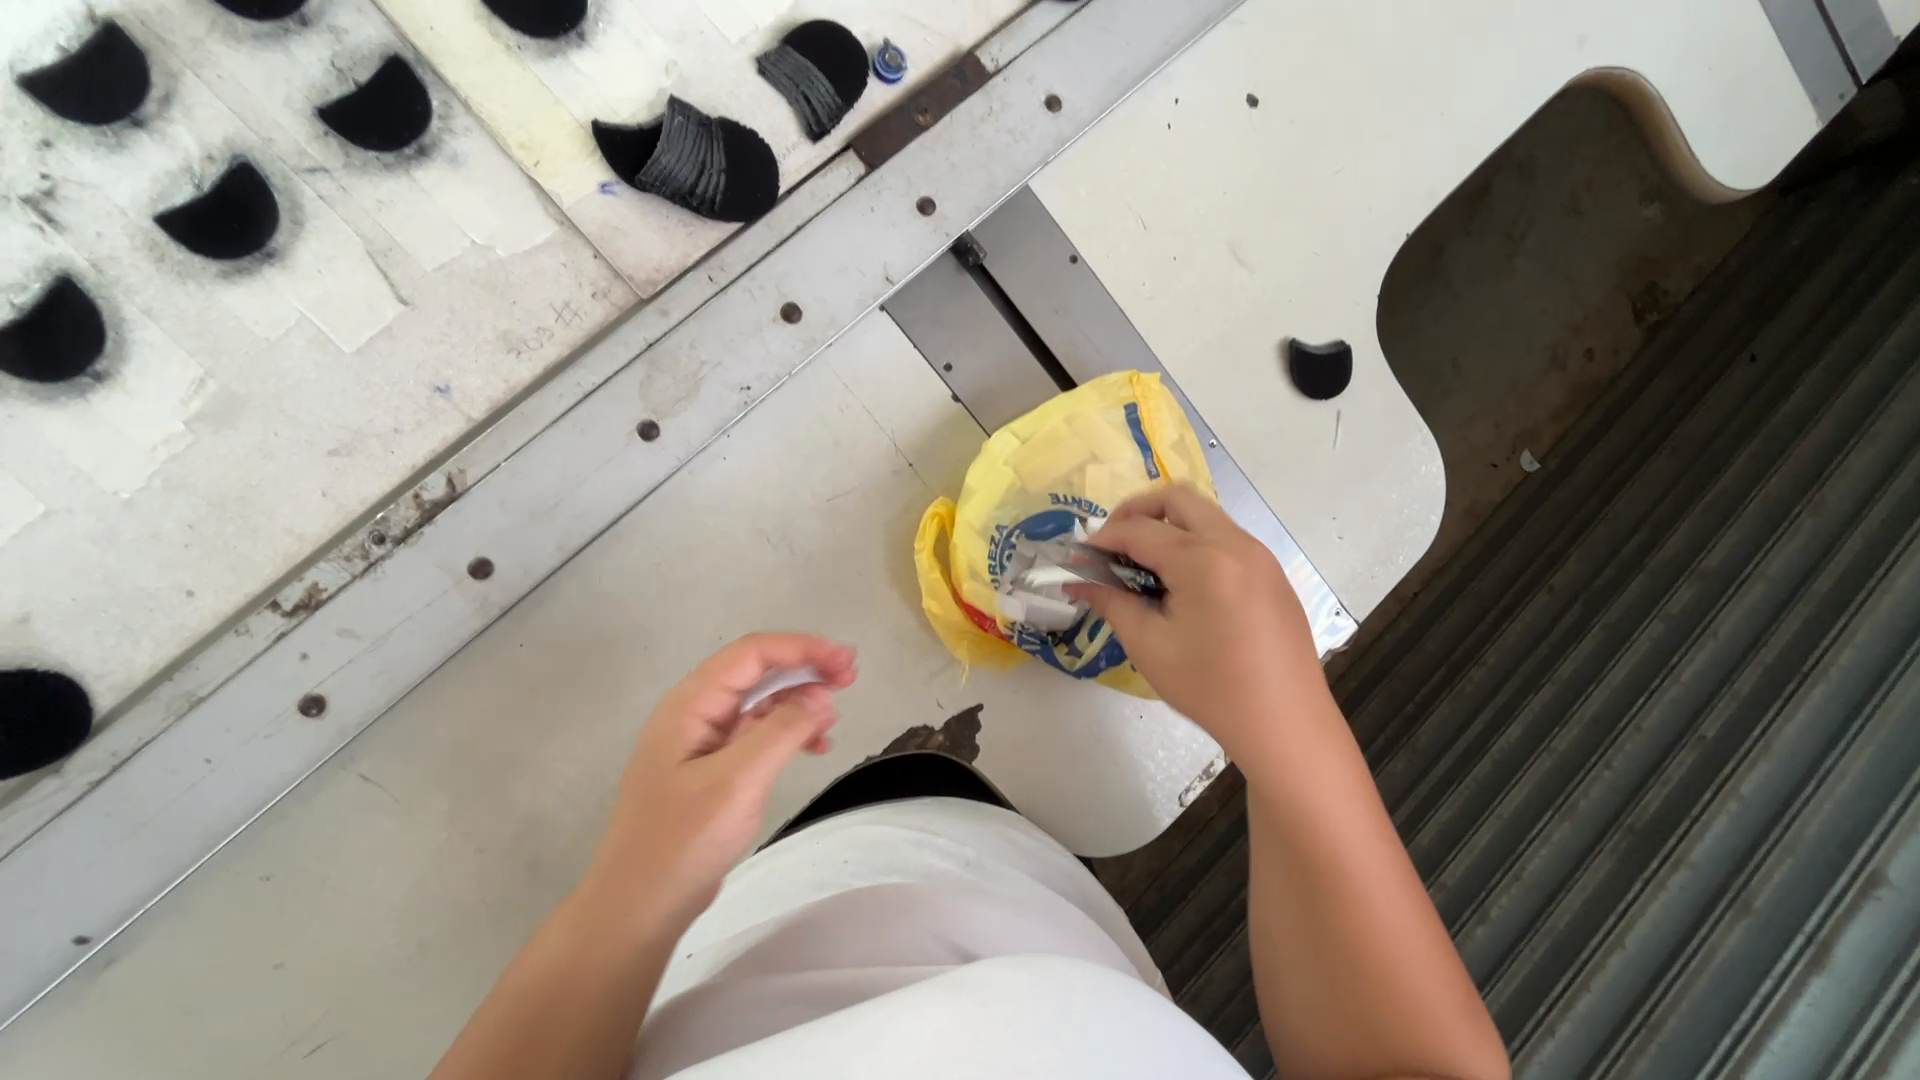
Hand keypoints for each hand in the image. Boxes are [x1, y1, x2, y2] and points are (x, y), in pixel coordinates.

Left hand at [580, 633, 857, 928]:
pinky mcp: (712, 770)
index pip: (751, 653)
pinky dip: (788, 733)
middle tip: (850, 678)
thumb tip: (820, 696)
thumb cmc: (683, 840)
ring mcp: (702, 742)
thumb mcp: (738, 781)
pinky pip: (756, 734)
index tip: (846, 661)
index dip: (801, 648)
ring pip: (759, 703)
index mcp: (690, 704)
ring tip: (834, 719)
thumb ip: (781, 731)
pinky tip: (814, 747)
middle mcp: (694, 713)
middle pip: (756, 671)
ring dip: (799, 702)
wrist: (639, 907)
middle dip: (804, 668)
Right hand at [1075, 485, 1328, 758]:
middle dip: (1137, 512)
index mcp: (1203, 560)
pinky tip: (1181, 585)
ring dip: (1168, 526)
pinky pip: (1227, 539)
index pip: (1140, 530)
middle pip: (1177, 499)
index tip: (1078, 555)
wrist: (1284, 724)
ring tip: (1142, 567)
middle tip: (1111, 545)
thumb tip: (1078, 582)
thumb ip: (1112, 603)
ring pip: (1206, 516)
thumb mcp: (1149, 646)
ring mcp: (1260, 556)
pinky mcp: (1272, 575)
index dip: (1103, 539)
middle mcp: (1235, 544)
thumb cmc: (1210, 688)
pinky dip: (1195, 544)